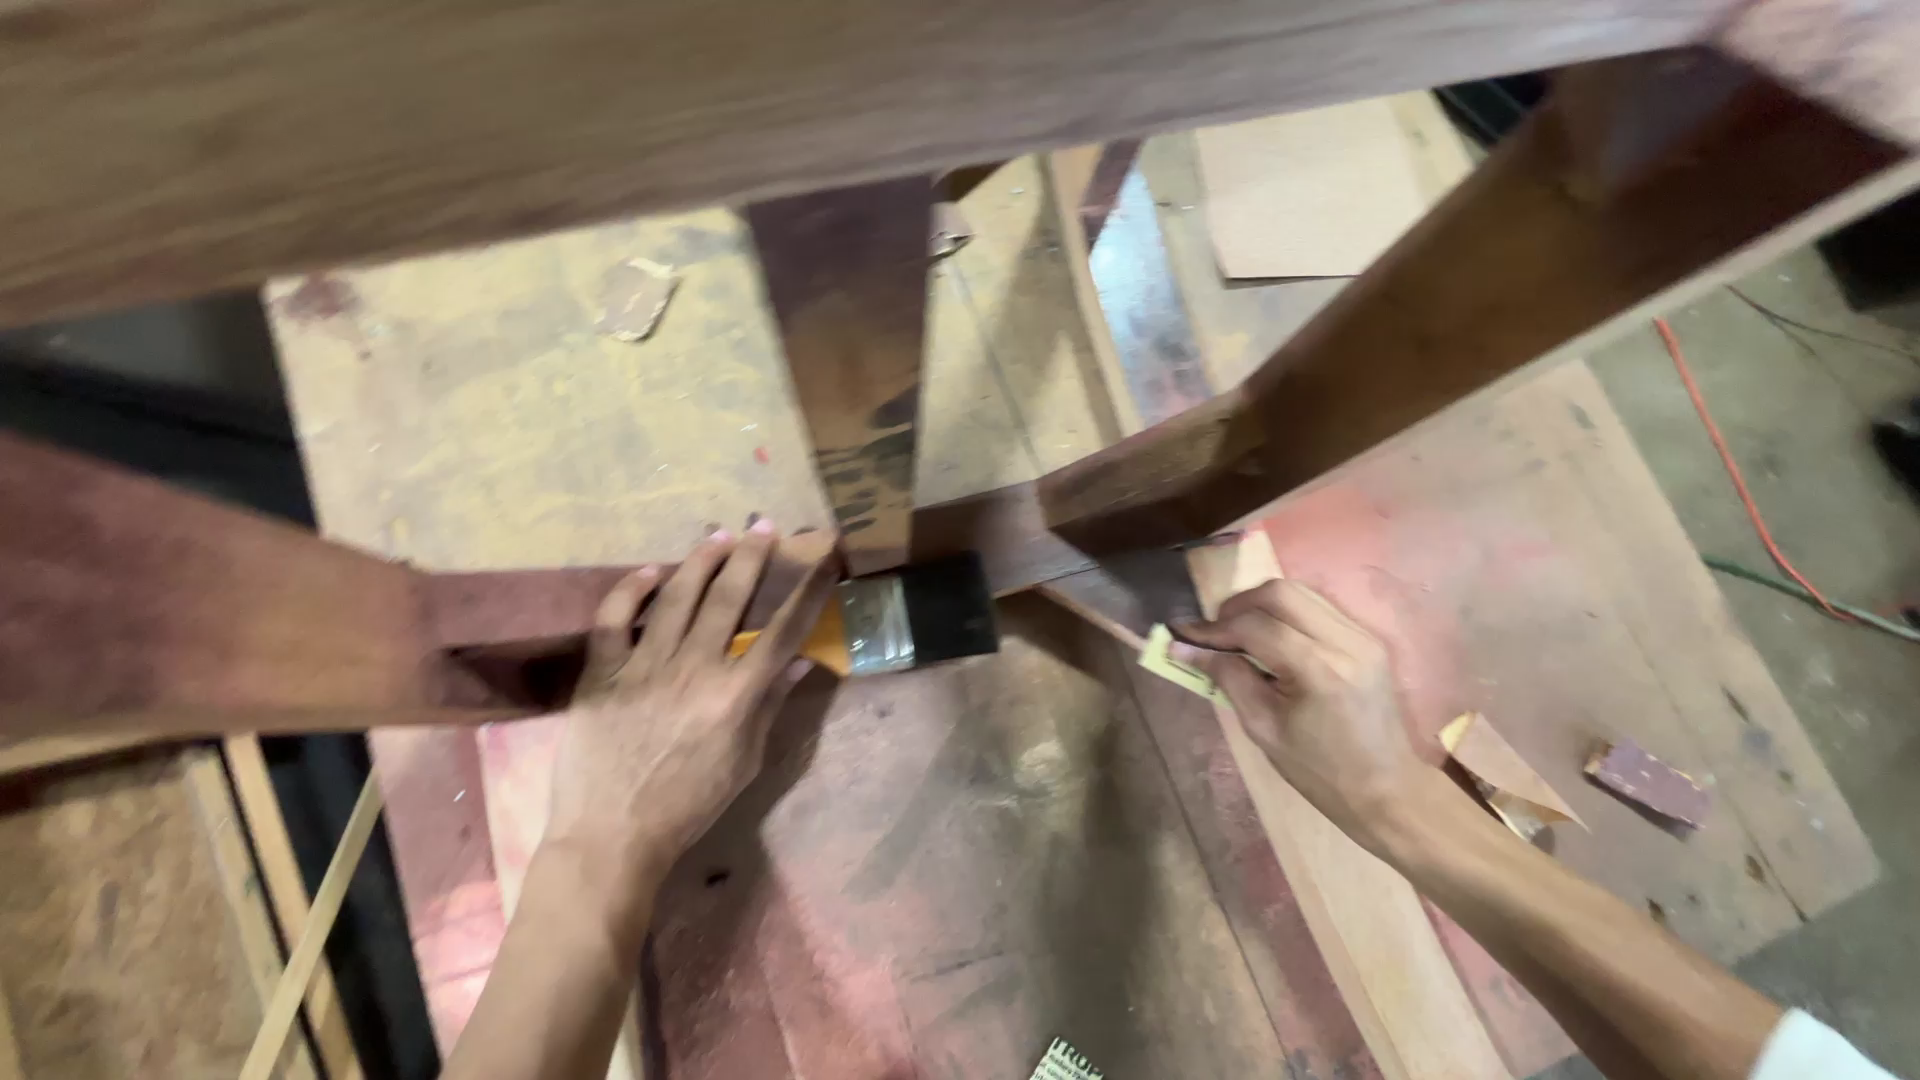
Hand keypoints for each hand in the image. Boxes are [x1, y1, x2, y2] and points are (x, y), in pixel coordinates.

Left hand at [543, 521, 839, 927]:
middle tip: (763, 525)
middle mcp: (695, 669)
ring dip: (701, 562)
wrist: (612, 837)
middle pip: (730, 599)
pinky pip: (614, 620)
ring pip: (677, 598)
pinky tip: (649, 573)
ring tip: (718, 536)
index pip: (783, 630)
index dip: (808, 589)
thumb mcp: (746, 762)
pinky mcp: (601, 673)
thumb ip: (769, 706)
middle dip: (752, 557)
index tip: (823, 558)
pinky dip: (630, 591)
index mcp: (736, 694)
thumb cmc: (690, 805)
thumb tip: (796, 661)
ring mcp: (644, 667)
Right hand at [1177, 579, 1432, 852]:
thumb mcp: (1262, 728)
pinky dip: (1284, 613)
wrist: (1389, 791)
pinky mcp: (1367, 639)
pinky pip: (1316, 607)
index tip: (1184, 636)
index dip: (1214, 629)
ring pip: (1299, 592)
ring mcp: (1362, 636)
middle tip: (1215, 633)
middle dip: (1237, 606)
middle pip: (1279, 592)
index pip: (1256, 626)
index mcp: (1320, 670)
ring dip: (1260, 606)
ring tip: (1238, 634)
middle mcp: (1346, 641)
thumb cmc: (1320, 771)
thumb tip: (1183, 648)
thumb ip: (1226, 678)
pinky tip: (1269, 639)